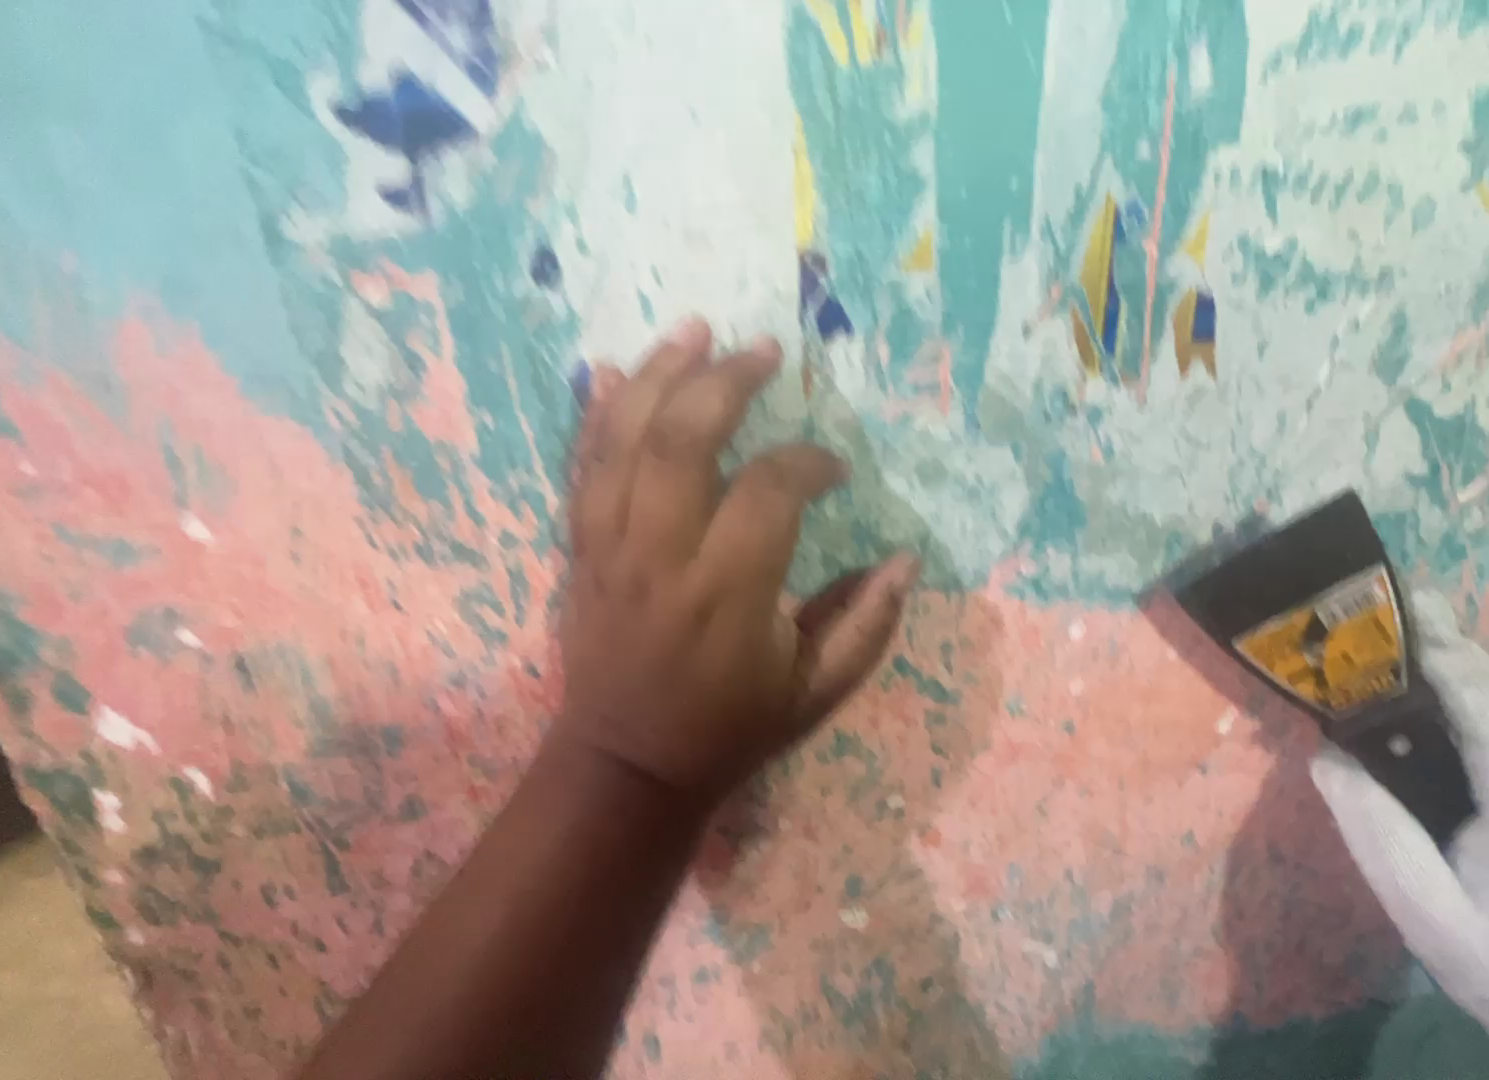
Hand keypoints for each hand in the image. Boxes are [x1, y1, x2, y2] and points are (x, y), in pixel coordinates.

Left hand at [559, 316, 920, 802]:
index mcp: (728, 594)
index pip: (770, 492)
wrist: (627, 765)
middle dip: (725, 383)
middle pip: (683, 441)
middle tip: (764, 351)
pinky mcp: (580, 551)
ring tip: (695, 331)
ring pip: (623, 441)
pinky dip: (595, 415)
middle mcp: (662, 558)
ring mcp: (610, 550)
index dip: (809, 463)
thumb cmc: (731, 728)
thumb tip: (908, 559)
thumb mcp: (817, 693)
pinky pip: (580, 469)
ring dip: (658, 377)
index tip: (833, 468)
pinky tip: (609, 370)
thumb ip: (867, 625)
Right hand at [1311, 592, 1488, 1079]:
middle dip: (1435, 665)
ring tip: (1400, 699)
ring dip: (1463, 699)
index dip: (1425, 639)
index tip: (1378, 599)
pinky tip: (1461, 752)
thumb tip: (1325, 750)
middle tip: (1368, 647)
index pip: (1477, 688)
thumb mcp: (1421, 906)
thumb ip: (1370, 822)